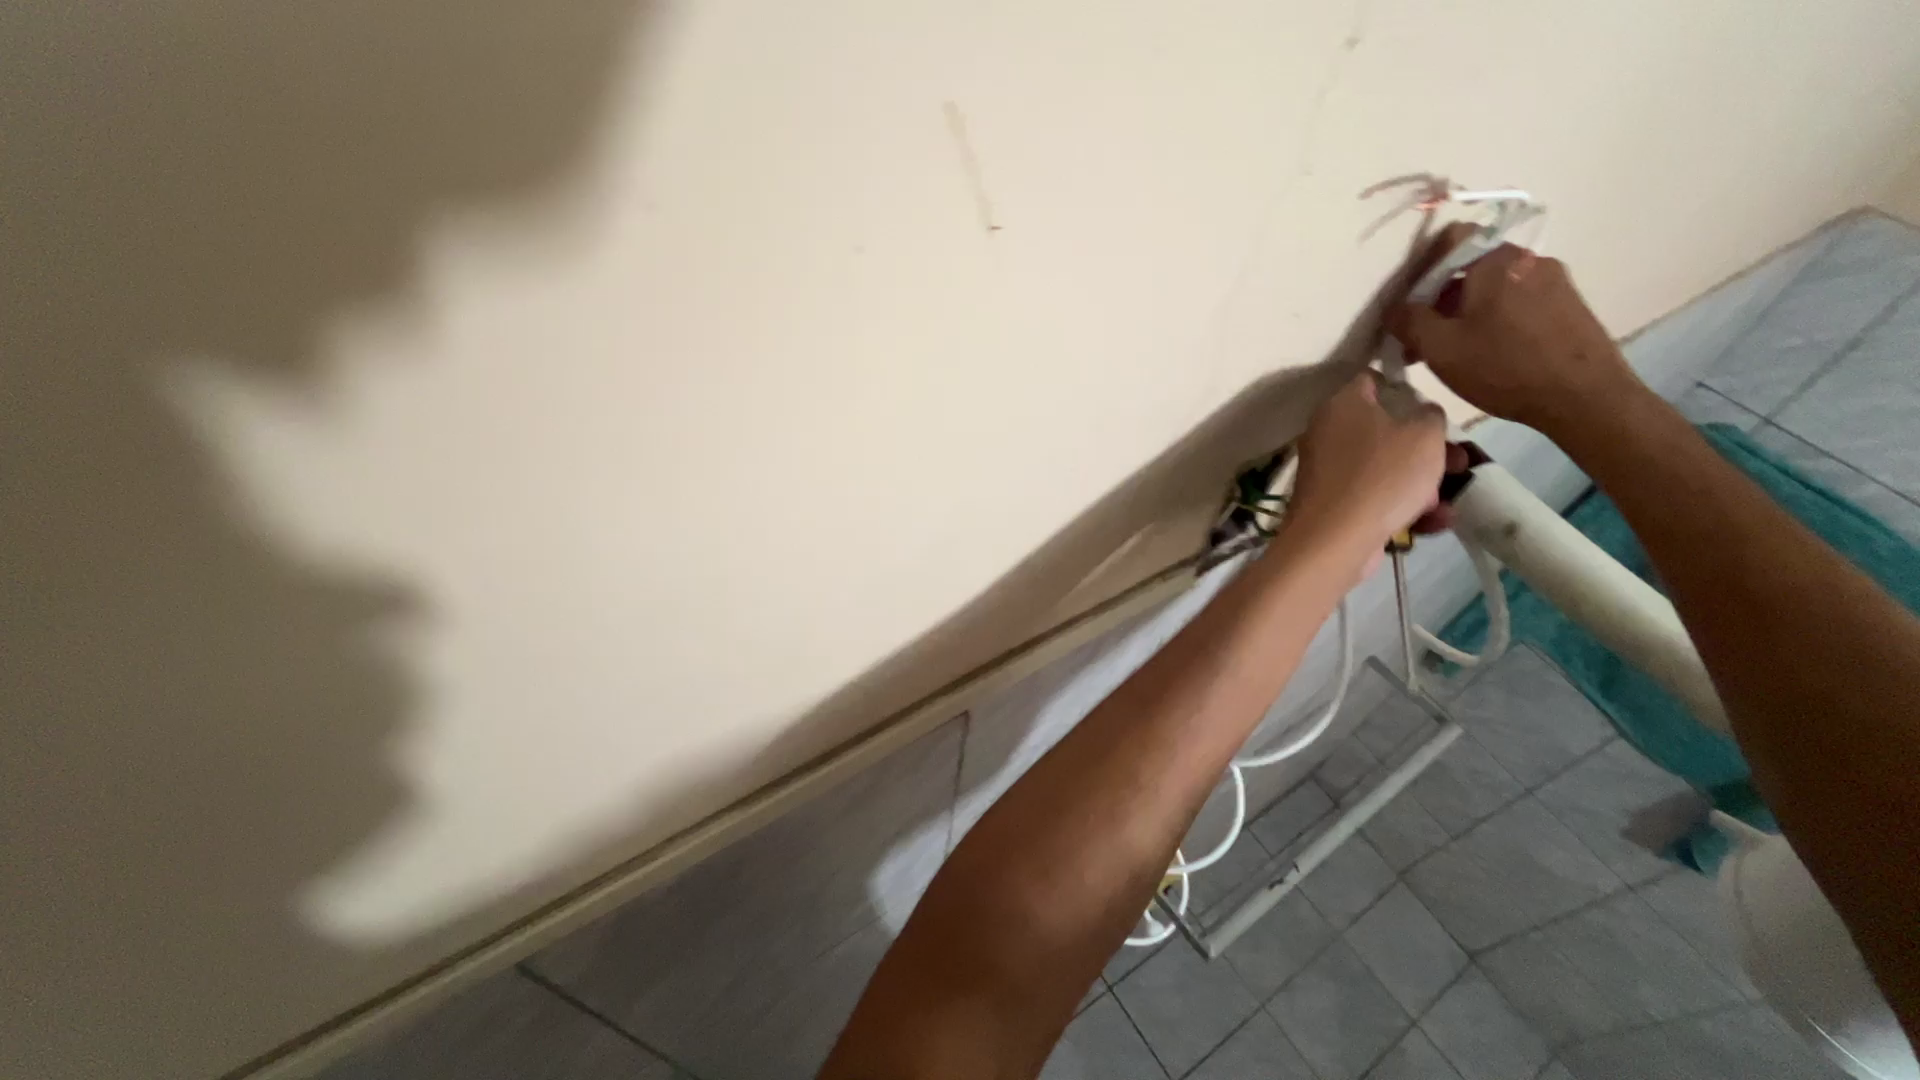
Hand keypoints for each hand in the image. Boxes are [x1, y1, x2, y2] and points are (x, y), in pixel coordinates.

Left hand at [1285, 372, 1446, 580]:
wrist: (1335, 540)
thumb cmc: (1382, 475)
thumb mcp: (1424, 435)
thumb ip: (1430, 415)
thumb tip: (1422, 413)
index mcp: (1342, 405)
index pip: (1372, 380)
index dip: (1403, 386)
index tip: (1432, 402)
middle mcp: (1328, 434)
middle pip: (1386, 430)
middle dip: (1428, 447)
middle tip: (1461, 460)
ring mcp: (1329, 472)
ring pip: (1385, 468)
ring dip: (1423, 482)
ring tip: (1455, 496)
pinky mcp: (1333, 505)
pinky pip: (1375, 498)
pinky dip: (1404, 507)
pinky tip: (1437, 521)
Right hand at [1387, 228, 1641, 435]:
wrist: (1584, 397)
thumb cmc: (1504, 368)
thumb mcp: (1440, 349)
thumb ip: (1408, 321)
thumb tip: (1394, 308)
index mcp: (1496, 261)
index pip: (1450, 239)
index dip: (1422, 267)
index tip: (1409, 304)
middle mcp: (1528, 259)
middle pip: (1471, 266)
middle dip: (1441, 299)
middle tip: (1424, 339)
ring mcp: (1554, 280)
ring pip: (1494, 286)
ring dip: (1466, 312)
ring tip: (1455, 351)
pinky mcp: (1568, 304)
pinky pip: (1518, 301)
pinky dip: (1495, 319)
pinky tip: (1490, 352)